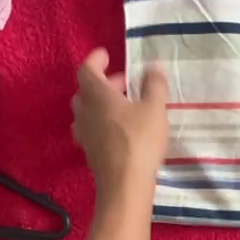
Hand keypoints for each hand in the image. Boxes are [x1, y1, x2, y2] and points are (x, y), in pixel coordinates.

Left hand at [71, 48, 169, 198]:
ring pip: (86, 112)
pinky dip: (101, 123)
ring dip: (100, 105)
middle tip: (123, 84)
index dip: (95, 60)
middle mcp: (85, 112)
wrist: (124, 184)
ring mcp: (85, 134)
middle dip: (102, 83)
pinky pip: (91, 130)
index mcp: (97, 95)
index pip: (87, 69)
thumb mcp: (154, 109)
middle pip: (85, 90)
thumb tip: (153, 67)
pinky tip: (118, 131)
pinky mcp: (90, 152)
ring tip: (121, 107)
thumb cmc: (139, 141)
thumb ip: (154, 85)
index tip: (106, 55)